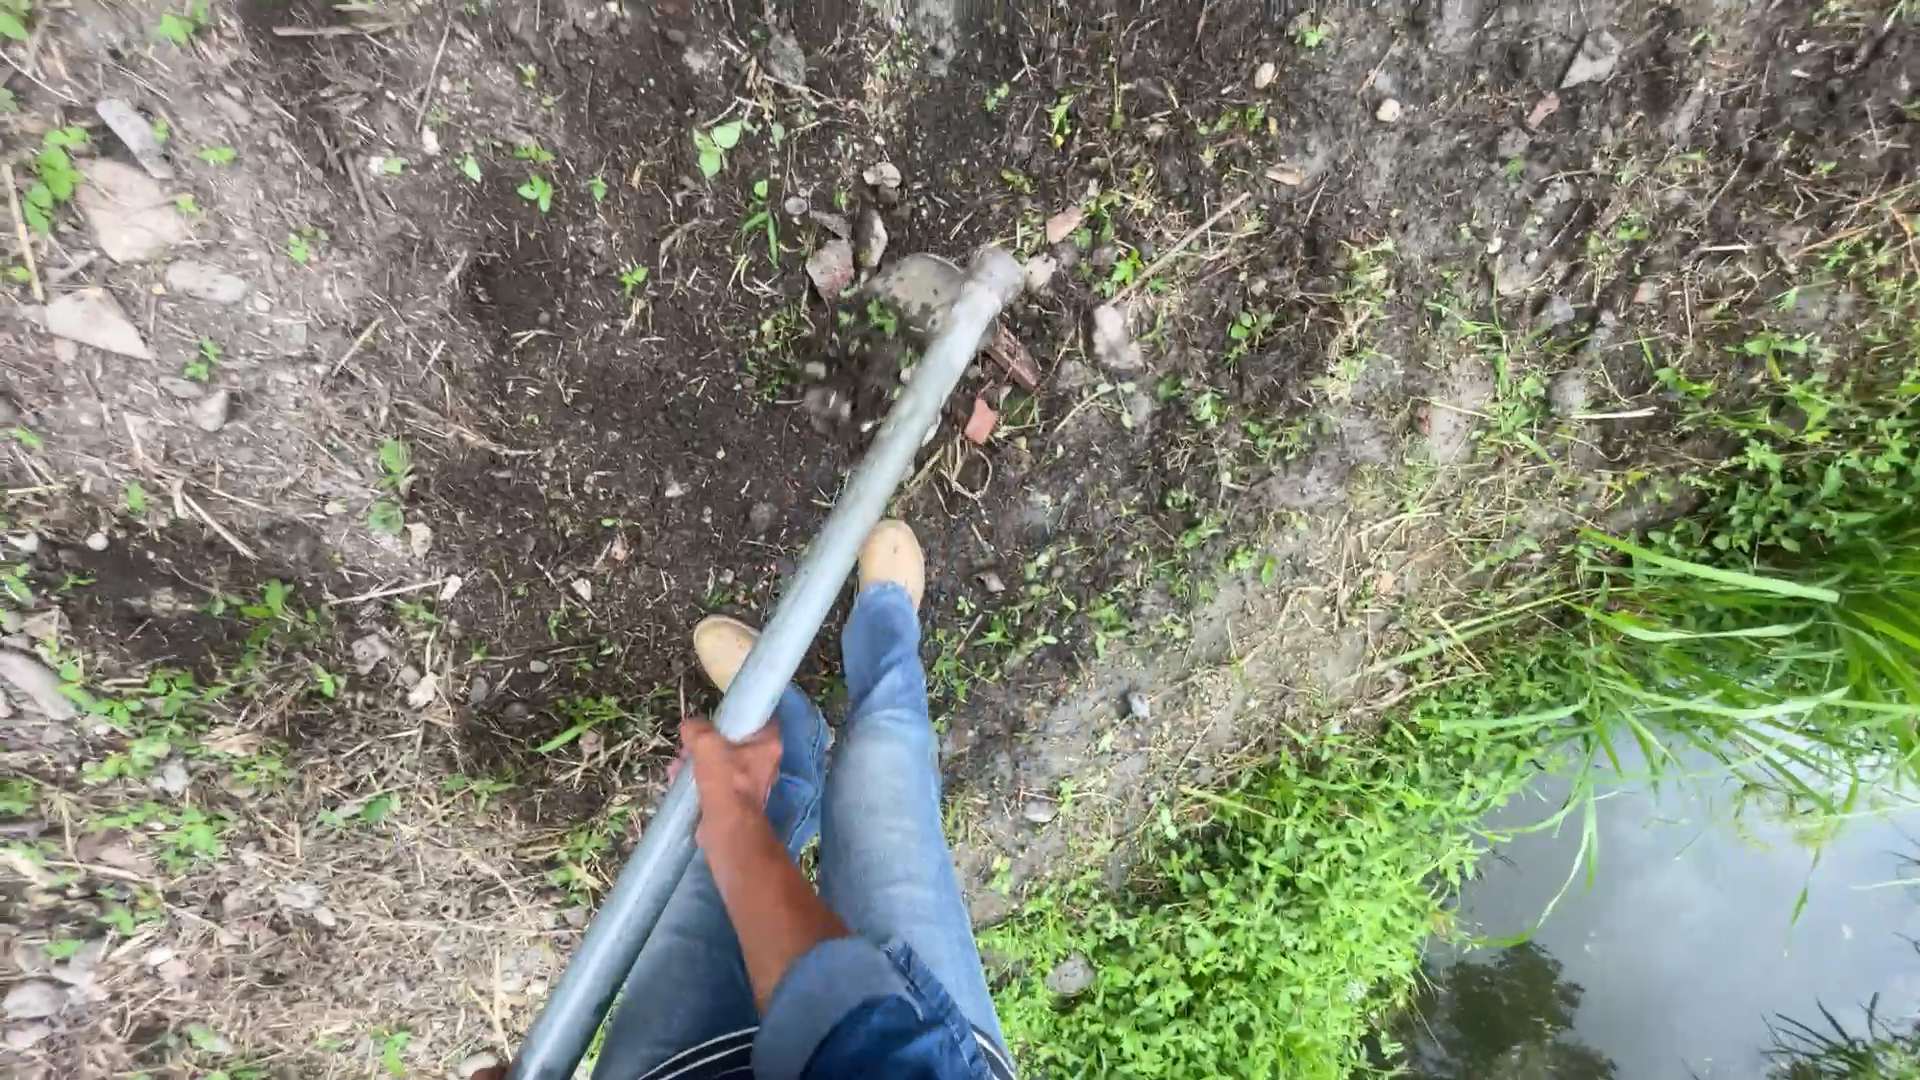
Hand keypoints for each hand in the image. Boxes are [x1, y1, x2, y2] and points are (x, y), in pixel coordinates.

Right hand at [679, 714, 782, 846]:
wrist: (727, 830)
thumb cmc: (726, 783)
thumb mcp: (708, 746)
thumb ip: (698, 730)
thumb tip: (691, 725)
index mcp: (769, 743)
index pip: (759, 717)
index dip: (739, 713)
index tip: (717, 715)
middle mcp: (764, 760)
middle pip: (734, 740)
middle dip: (707, 741)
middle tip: (688, 744)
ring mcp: (750, 780)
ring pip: (722, 760)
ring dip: (698, 759)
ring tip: (678, 763)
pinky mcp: (734, 798)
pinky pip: (715, 779)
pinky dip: (698, 777)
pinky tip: (677, 778)